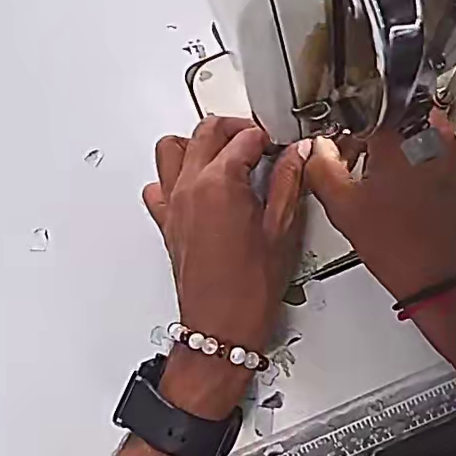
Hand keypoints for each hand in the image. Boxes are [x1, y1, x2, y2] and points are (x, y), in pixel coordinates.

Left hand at [143, 117, 309, 417]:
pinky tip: (196, 185)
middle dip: (235, 129)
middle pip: (206, 131)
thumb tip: (296, 156)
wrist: (221, 326)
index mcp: (221, 183)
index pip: (244, 137)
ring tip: (224, 155)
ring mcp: (174, 203)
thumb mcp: (281, 229)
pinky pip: (159, 185)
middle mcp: (191, 187)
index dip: (267, 137)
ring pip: (173, 148)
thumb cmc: (248, 289)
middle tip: (258, 143)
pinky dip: (173, 177)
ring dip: (198, 143)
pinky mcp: (167, 222)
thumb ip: (288, 182)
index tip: (279, 146)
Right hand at [305, 109, 455, 302]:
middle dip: (384, 140)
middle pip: (400, 120)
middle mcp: (434, 137)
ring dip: (410, 151)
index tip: (351, 147)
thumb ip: (323, 168)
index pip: (370, 111)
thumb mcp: (343, 207)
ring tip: (395, 186)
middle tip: (372, 169)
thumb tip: (319, 150)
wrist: (440, 275)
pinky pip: (447, 157)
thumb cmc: (400, 245)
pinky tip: (417, 194)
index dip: (356, 131)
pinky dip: (433, 168)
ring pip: (426, 135)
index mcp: (399, 137)